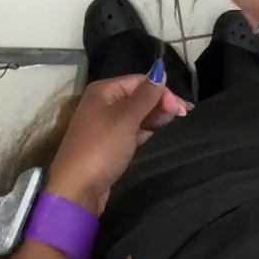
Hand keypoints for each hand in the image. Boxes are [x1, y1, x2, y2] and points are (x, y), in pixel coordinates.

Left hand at [45, 66, 188, 212]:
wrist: (77, 190)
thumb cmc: (101, 148)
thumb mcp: (126, 119)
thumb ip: (146, 95)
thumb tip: (160, 69)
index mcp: (103, 90)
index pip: (139, 81)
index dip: (161, 91)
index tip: (182, 108)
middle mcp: (102, 102)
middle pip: (137, 95)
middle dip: (159, 102)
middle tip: (181, 116)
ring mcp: (103, 124)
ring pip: (135, 113)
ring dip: (153, 116)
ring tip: (171, 122)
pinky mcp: (107, 144)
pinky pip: (130, 130)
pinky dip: (143, 130)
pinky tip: (153, 133)